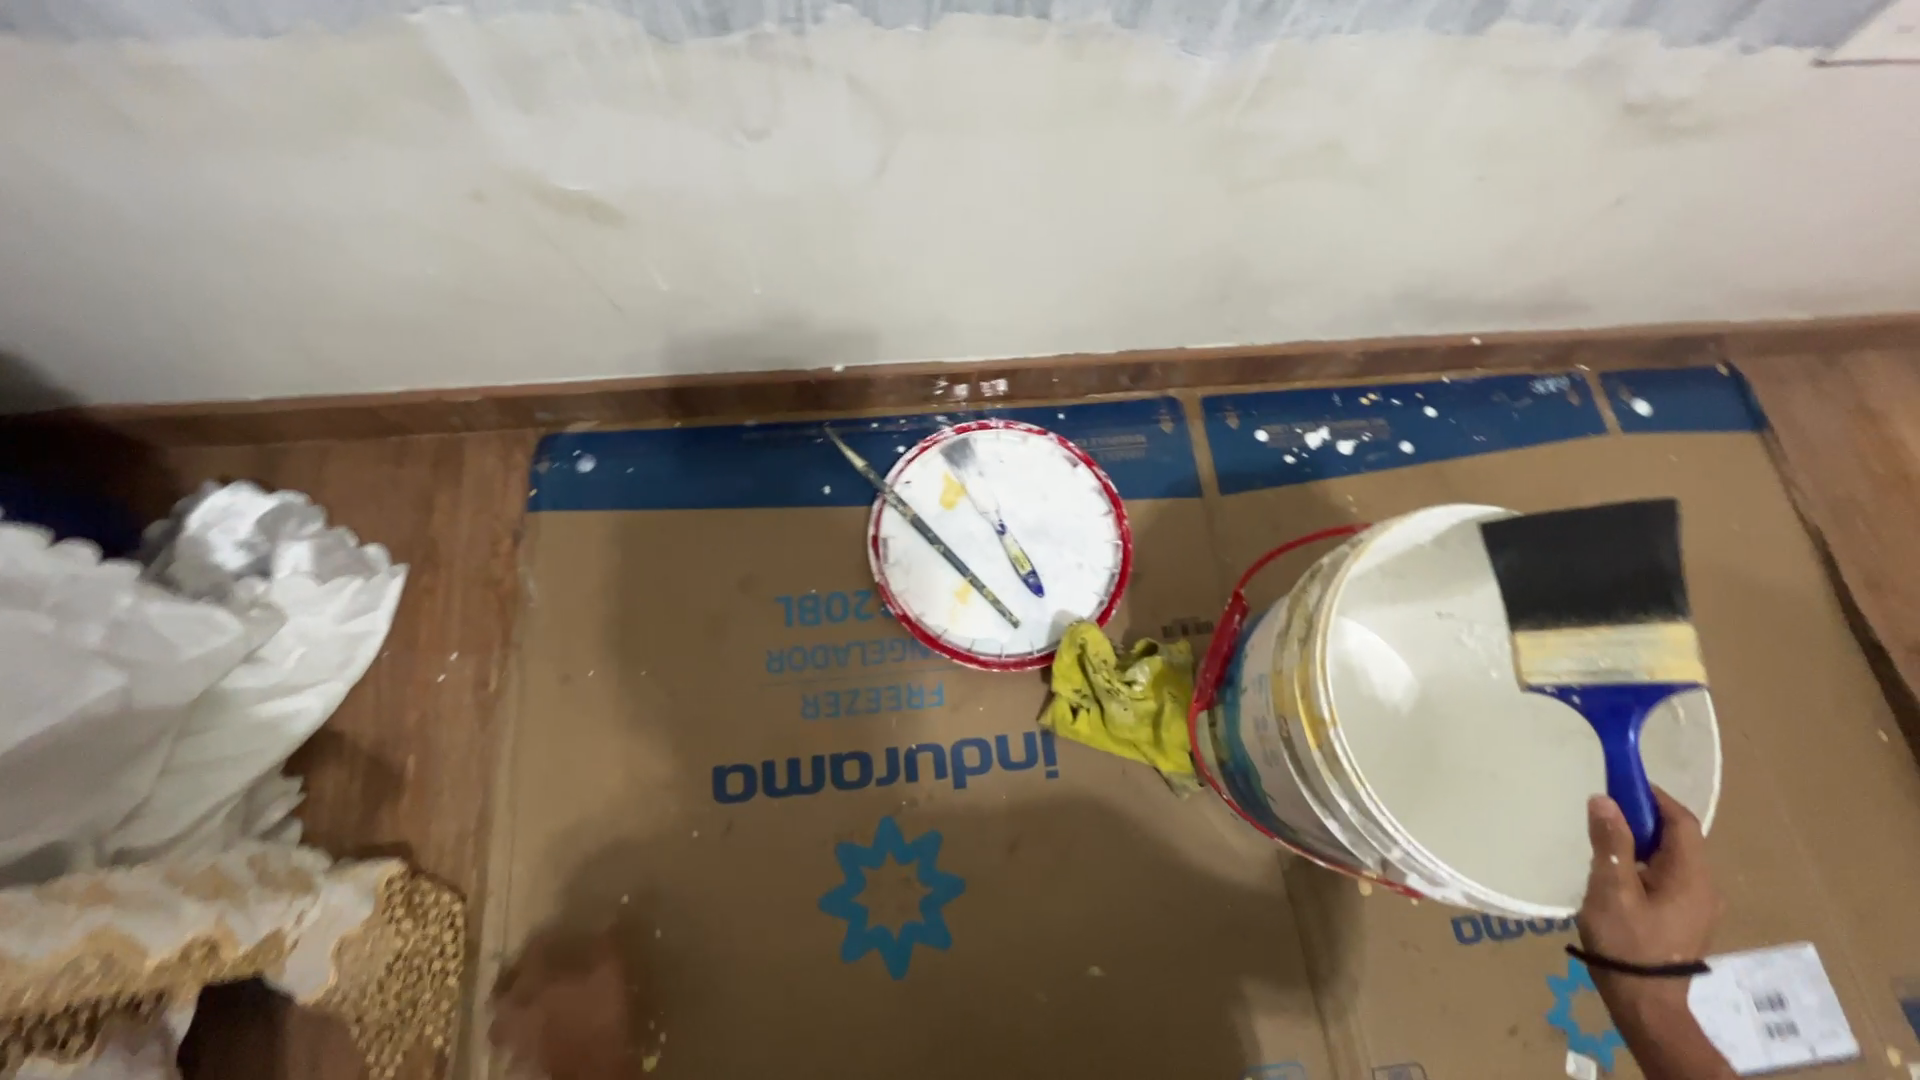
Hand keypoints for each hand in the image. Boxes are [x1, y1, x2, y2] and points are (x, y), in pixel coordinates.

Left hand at [490, 927, 635, 1079]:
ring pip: (500, 1020)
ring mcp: (515, 1036)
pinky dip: (519, 1035)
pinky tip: (534, 1033)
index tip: (553, 935)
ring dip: (509, 1011)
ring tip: (523, 1006)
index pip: (533, 951)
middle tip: (526, 972)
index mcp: (535, 979)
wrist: (591, 1070)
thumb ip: (606, 944)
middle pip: (502, 989)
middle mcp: (517, 1005)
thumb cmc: (600, 1015)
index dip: (543, 941)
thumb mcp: (611, 972)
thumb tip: (608, 919)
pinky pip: (513, 1043)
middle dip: (512, 979)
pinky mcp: (522, 1060)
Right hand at [1577, 787, 1722, 1019]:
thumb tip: (1605, 799)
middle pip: (1678, 838)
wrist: (1643, 999)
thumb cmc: (1627, 940)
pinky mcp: (1683, 916)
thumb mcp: (1611, 889)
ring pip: (1671, 857)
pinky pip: (1666, 875)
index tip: (1620, 779)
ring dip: (1641, 838)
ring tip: (1602, 831)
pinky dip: (1643, 859)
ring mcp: (1696, 905)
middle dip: (1643, 815)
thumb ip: (1610, 843)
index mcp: (1691, 876)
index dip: (1654, 796)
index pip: (1681, 822)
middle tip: (1602, 803)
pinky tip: (1615, 866)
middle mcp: (1703, 887)